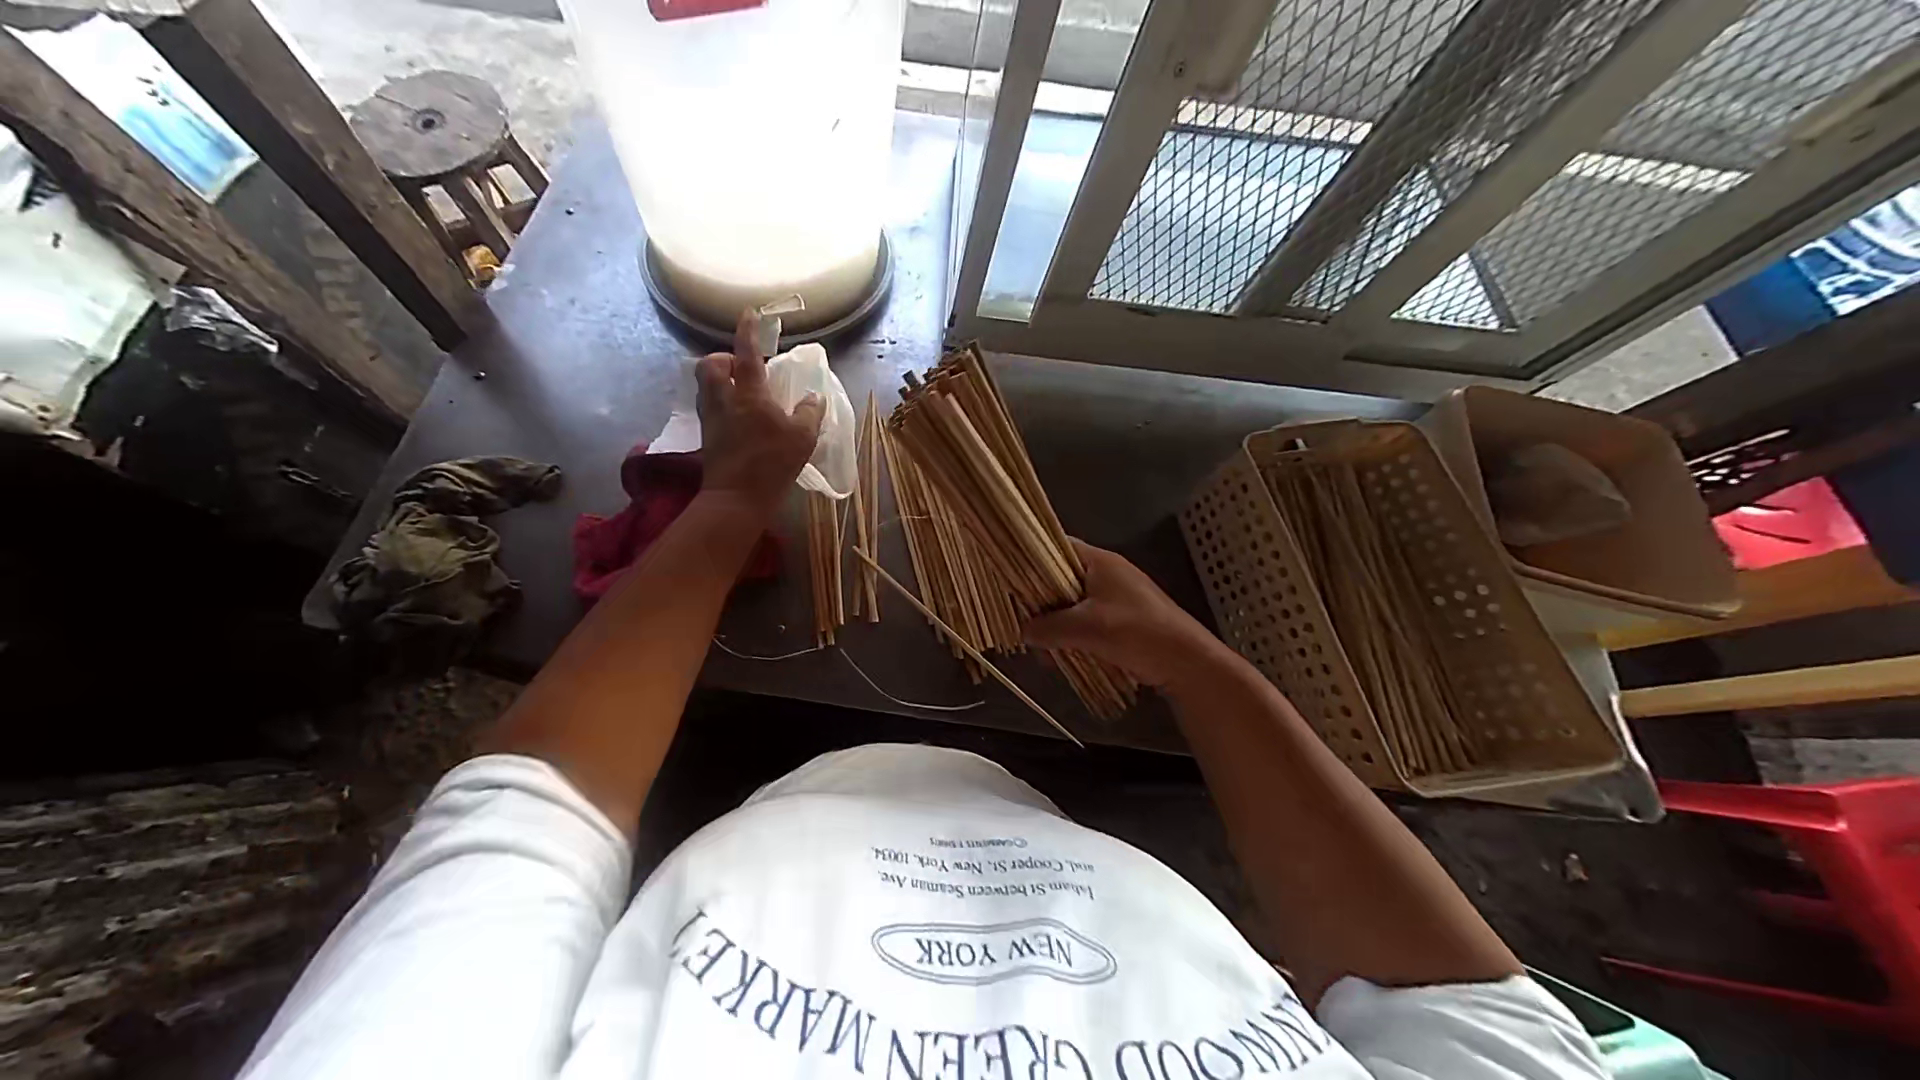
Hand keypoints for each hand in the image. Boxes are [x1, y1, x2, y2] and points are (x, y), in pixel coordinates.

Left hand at [696, 309, 825, 518]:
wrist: (736, 499)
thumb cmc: (772, 465)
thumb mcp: (802, 438)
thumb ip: (810, 413)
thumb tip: (813, 397)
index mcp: (750, 395)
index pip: (746, 354)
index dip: (748, 332)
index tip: (749, 314)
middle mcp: (724, 400)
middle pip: (711, 365)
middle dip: (724, 359)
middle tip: (743, 368)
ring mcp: (712, 418)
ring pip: (706, 385)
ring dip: (721, 379)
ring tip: (742, 391)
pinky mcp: (708, 436)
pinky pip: (710, 406)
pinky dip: (721, 400)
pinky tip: (739, 415)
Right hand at [1023, 539, 1227, 688]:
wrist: (1187, 663)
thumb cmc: (1138, 633)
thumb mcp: (1086, 628)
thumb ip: (1049, 627)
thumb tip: (1022, 631)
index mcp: (1100, 562)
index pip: (1056, 547)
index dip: (1031, 560)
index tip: (1010, 579)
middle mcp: (1107, 573)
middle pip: (1061, 579)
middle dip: (1040, 603)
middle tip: (1023, 623)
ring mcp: (1116, 597)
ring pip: (1072, 604)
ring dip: (1056, 626)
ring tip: (1043, 651)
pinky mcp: (1122, 620)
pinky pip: (1087, 622)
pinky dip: (1073, 636)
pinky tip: (1062, 658)